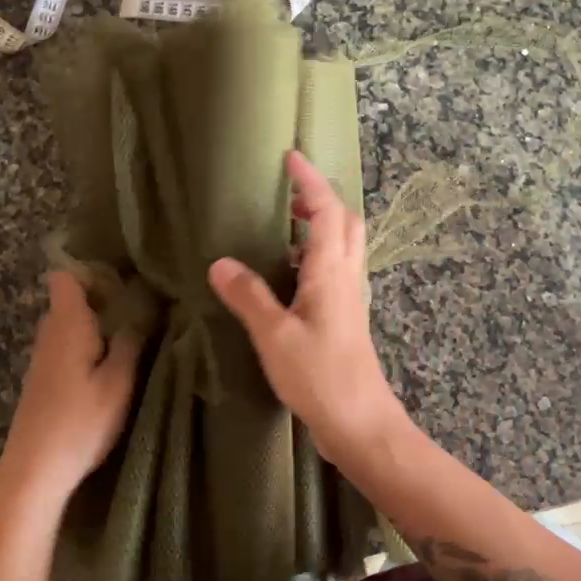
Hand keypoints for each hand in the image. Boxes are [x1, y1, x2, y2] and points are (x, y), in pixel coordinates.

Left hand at [2, 271, 140, 495]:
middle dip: (103, 298)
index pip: (66, 276)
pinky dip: (87, 346)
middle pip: (70, 300)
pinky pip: (66, 347)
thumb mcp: (119, 382)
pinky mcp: (42, 383)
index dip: (93, 272)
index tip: (126, 281)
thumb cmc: (79, 424)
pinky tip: (109, 366)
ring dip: (97, 325)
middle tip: (141, 309)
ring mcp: (42, 360)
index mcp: (67, 325)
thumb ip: (131, 340)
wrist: (32, 475)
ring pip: (69, 325)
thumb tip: (144, 305)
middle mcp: (49, 335)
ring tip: (133, 335)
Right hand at [208, 150, 412, 465]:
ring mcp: (349, 298)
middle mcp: (345, 276)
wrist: (360, 422)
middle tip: (289, 193)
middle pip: (345, 222)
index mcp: (331, 271)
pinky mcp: (346, 318)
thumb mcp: (275, 336)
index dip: (311, 181)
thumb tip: (219, 262)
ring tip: (284, 226)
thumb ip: (249, 297)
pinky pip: (335, 270)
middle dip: (321, 199)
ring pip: (343, 246)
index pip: (327, 210)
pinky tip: (288, 275)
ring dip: (320, 226)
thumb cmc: (320, 376)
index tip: (291, 158)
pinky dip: (316, 256)